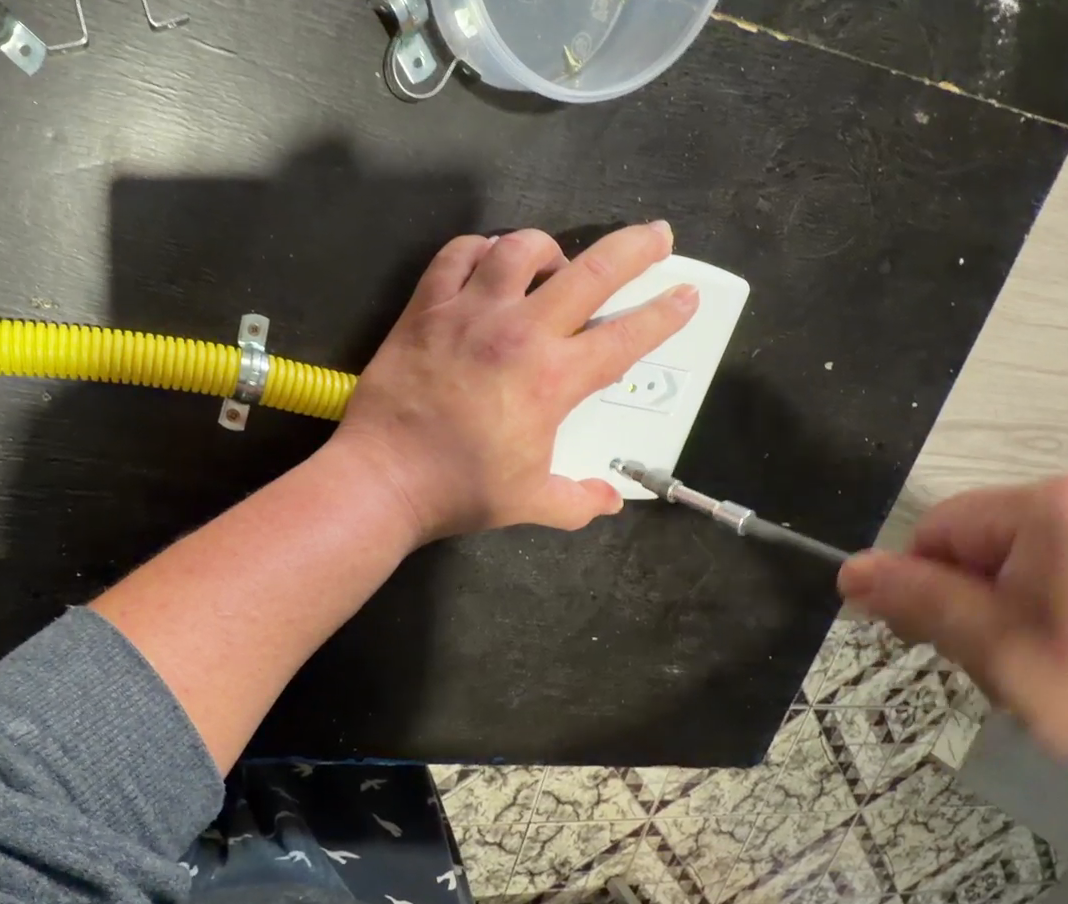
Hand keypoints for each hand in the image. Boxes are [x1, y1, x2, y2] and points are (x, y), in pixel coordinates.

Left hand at [329, 223, 698, 539]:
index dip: (664, 313)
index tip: (683, 296)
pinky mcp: (425, 309)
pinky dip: (476, 250)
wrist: (383, 478)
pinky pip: (455, 257)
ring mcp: (469, 313)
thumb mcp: (530, 503)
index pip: (627, 336)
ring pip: (519, 248)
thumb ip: (578, 501)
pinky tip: (484, 262)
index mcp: (554, 379)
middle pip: (592, 272)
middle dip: (635, 248)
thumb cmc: (458, 490)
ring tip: (551, 263)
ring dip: (547, 247)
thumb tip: (610, 502)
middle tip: (655, 237)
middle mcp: (520, 332)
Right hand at [839, 474, 1067, 818]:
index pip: (938, 529)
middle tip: (1039, 676)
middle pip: (1009, 543)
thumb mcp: (1016, 664)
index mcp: (1058, 510)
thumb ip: (927, 609)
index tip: (958, 650)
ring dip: (1066, 612)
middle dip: (1002, 604)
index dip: (927, 590)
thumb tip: (852, 572)